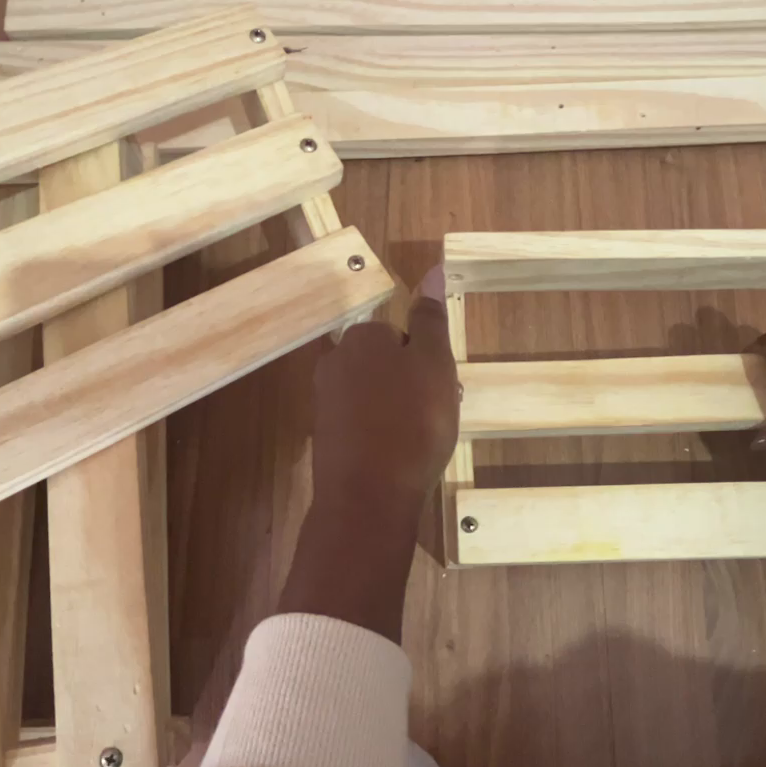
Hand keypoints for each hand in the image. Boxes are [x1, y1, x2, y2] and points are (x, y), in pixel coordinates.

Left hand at [309, 267, 459, 514]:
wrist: (369, 496)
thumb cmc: (411, 423)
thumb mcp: (434, 363)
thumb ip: (431, 319)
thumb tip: (433, 270)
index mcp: (359, 339)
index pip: (400, 337)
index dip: (426, 362)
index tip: (440, 388)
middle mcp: (333, 364)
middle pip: (384, 366)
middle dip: (410, 386)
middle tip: (435, 416)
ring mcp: (325, 404)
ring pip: (373, 398)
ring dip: (398, 412)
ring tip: (422, 441)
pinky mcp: (325, 440)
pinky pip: (362, 426)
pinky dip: (381, 436)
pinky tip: (398, 457)